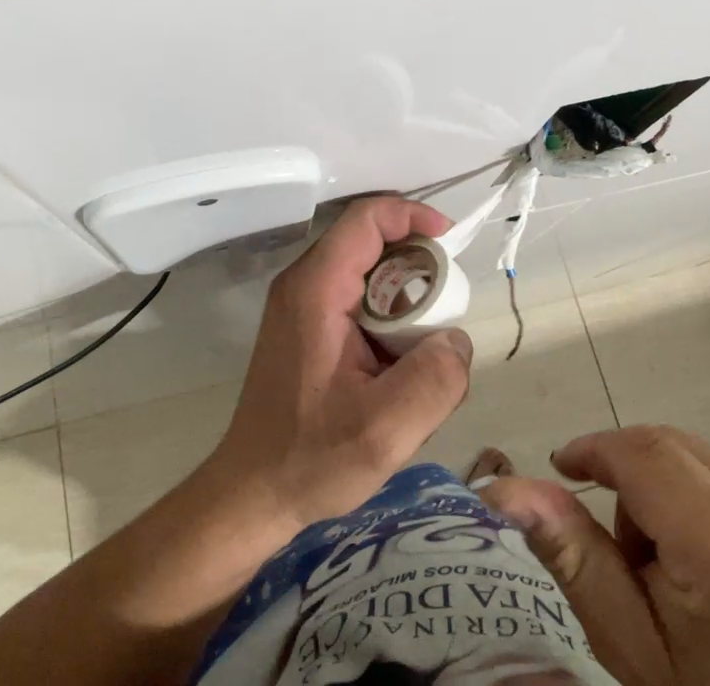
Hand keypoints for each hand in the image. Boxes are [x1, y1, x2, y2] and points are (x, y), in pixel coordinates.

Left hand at [207, 196, 474, 527]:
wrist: (254, 492)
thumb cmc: (312, 458)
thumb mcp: (386, 428)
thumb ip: (435, 378)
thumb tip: (456, 339)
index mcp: (316, 290)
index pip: (368, 218)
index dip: (414, 217)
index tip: (453, 243)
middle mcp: (304, 287)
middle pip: (373, 247)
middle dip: (419, 274)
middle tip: (444, 324)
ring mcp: (302, 309)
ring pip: (371, 280)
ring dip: (406, 309)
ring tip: (421, 363)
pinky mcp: (307, 332)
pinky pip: (360, 307)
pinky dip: (389, 328)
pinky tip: (397, 378)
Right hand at [477, 425, 709, 685]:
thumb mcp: (633, 645)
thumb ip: (573, 555)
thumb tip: (502, 488)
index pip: (646, 454)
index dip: (595, 451)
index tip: (563, 468)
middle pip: (676, 450)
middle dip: (638, 488)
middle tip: (635, 560)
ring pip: (709, 457)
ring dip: (680, 495)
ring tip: (689, 569)